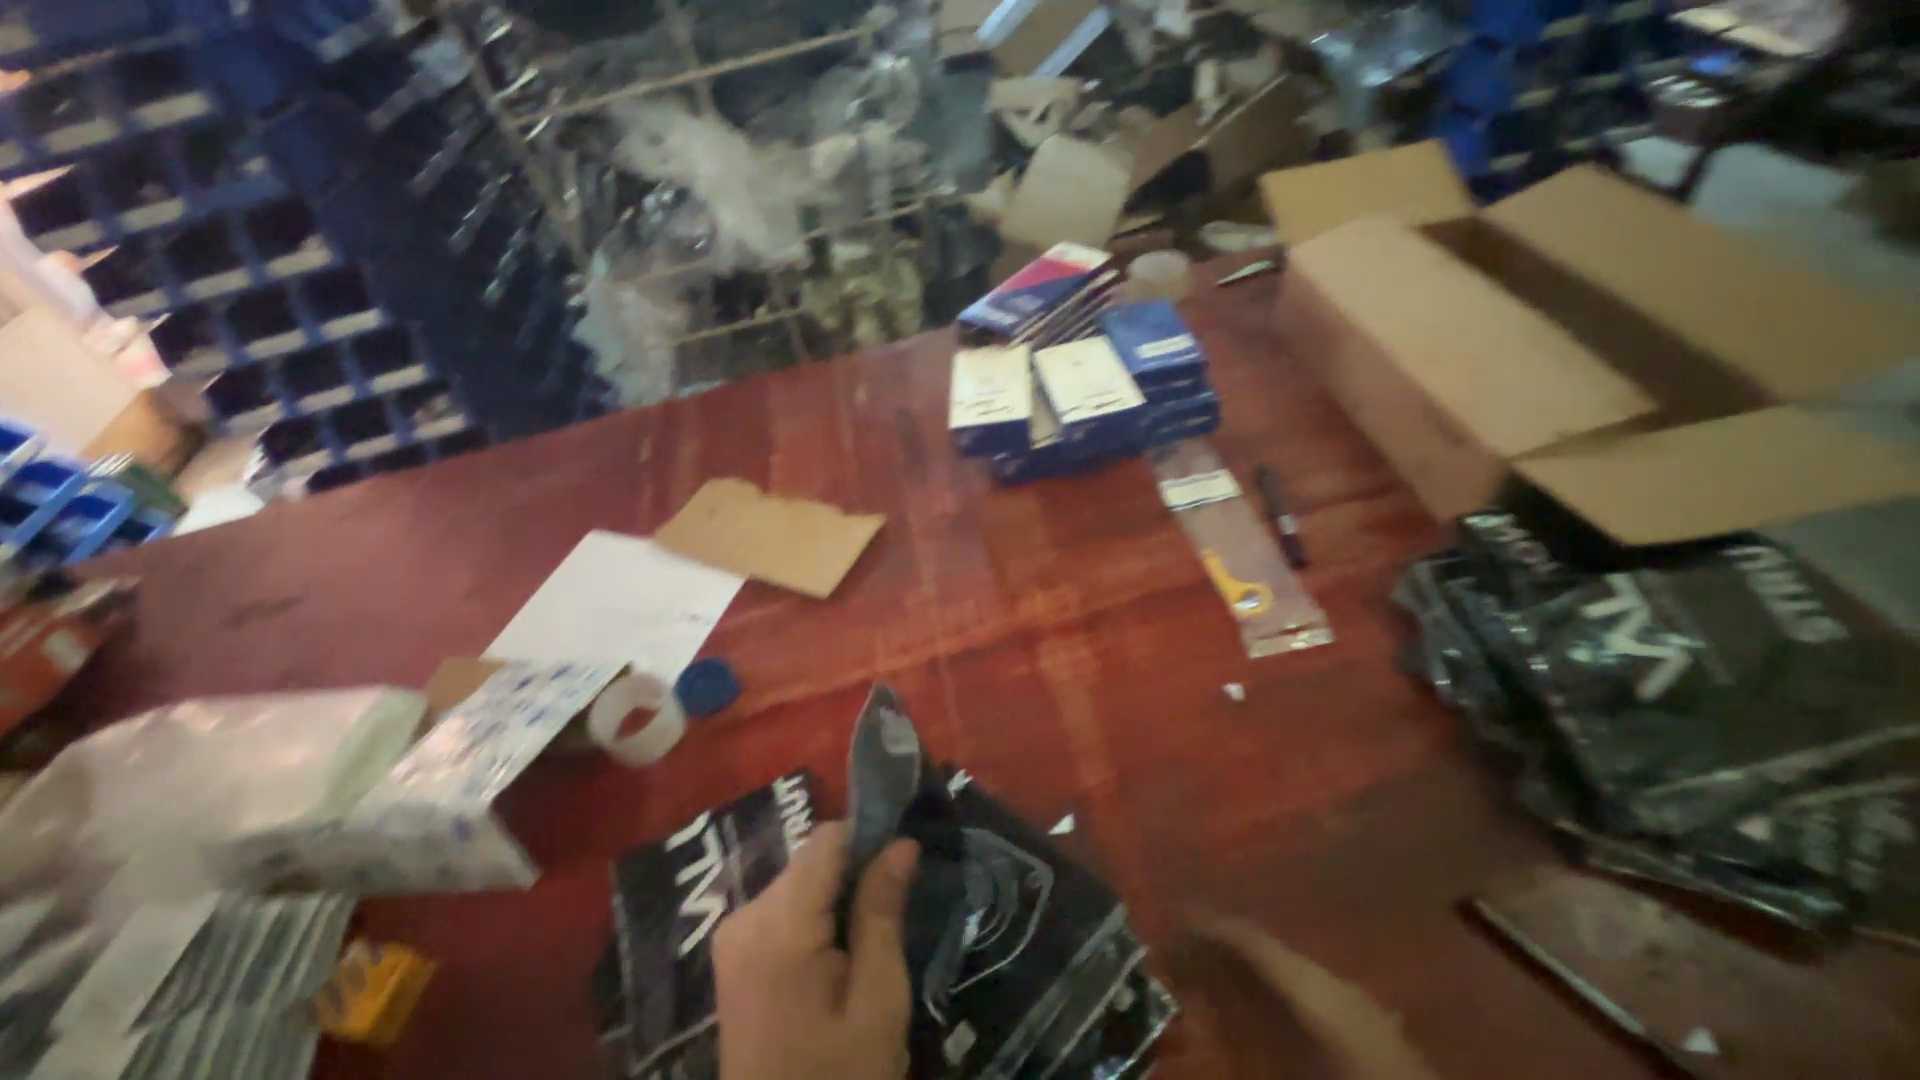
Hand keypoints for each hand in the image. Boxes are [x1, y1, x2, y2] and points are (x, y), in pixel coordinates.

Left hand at [714, 820, 920, 1079]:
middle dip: (856, 873)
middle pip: (811, 860)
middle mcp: (744, 916)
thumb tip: (902, 842)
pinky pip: (783, 908)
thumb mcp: (877, 999)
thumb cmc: (840, 1076)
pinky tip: (840, 956)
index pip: (827, 840)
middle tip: (898, 910)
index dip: (871, 839)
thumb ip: (882, 913)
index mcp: (777, 924)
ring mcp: (732, 936)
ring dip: (838, 897)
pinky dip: (816, 917)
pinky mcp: (733, 955)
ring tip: (873, 937)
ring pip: (800, 881)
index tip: (909, 864)